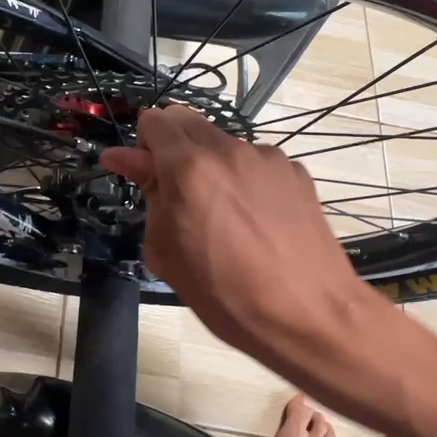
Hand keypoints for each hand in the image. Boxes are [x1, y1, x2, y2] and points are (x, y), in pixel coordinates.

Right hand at [100, 106, 381, 361]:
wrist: (311, 317)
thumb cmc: (225, 294)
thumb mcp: (166, 250)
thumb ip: (148, 194)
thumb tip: (124, 159)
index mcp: (189, 167)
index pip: (154, 120)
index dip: (142, 144)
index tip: (143, 172)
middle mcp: (228, 149)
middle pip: (188, 121)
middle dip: (173, 146)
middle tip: (175, 189)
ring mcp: (267, 158)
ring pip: (223, 143)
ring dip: (210, 164)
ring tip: (221, 214)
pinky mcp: (296, 172)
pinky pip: (256, 163)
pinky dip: (244, 180)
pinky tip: (255, 220)